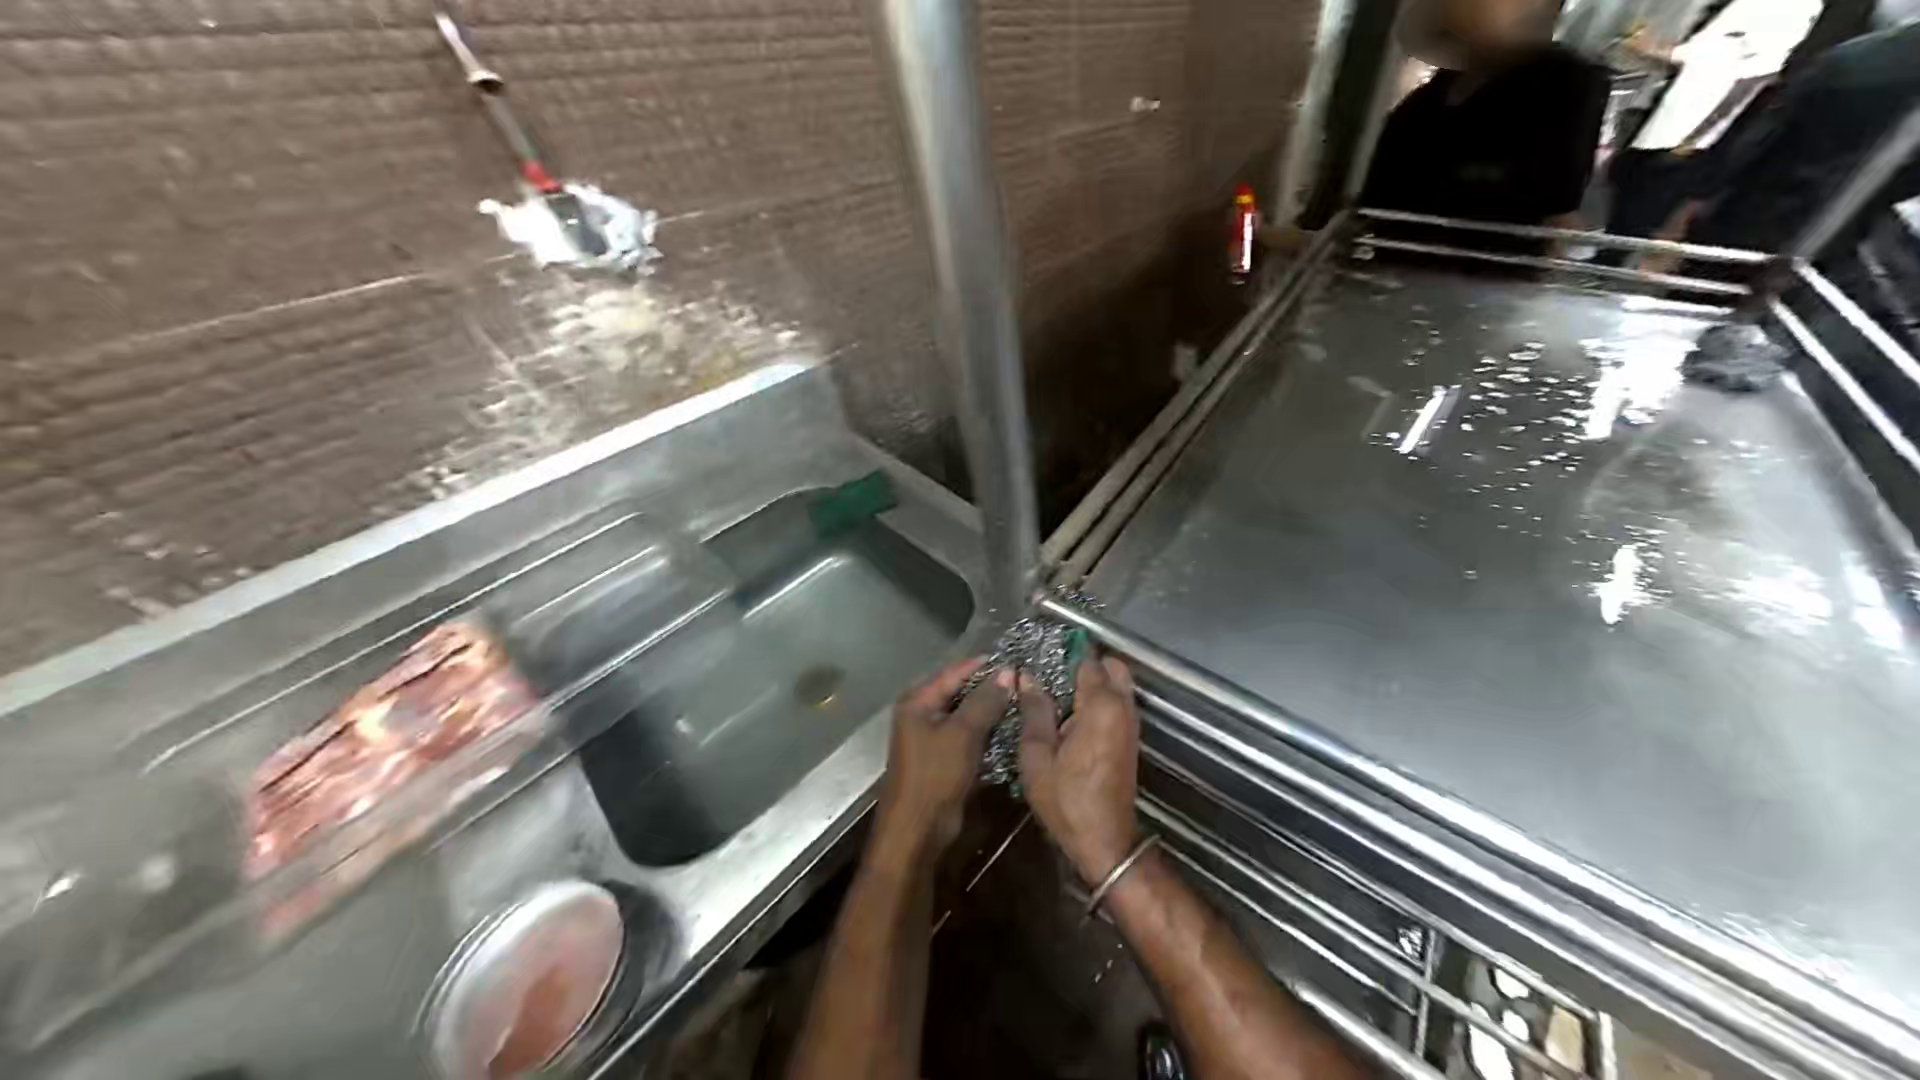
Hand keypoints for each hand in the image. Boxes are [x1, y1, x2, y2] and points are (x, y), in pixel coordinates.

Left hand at [874, 656, 1012, 860]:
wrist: (917, 829)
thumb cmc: (934, 776)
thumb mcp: (962, 734)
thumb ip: (984, 701)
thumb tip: (1007, 672)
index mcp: (917, 701)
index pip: (954, 672)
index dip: (984, 666)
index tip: (1016, 661)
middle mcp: (921, 713)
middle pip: (960, 691)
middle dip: (989, 687)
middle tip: (1024, 682)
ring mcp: (932, 736)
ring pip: (966, 714)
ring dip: (990, 710)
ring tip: (1023, 701)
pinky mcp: (944, 757)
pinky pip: (968, 735)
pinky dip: (986, 731)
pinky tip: (1011, 728)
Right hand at [1018, 655, 1141, 883]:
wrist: (1104, 841)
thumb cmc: (1066, 799)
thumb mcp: (1037, 754)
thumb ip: (1034, 710)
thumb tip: (1025, 675)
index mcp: (1101, 706)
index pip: (1088, 661)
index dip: (1064, 653)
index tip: (1040, 654)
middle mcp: (1122, 708)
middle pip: (1111, 667)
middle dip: (1085, 663)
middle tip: (1051, 674)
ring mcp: (1130, 724)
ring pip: (1117, 684)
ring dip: (1093, 681)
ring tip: (1056, 692)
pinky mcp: (1129, 739)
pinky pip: (1117, 703)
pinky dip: (1099, 698)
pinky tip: (1069, 714)